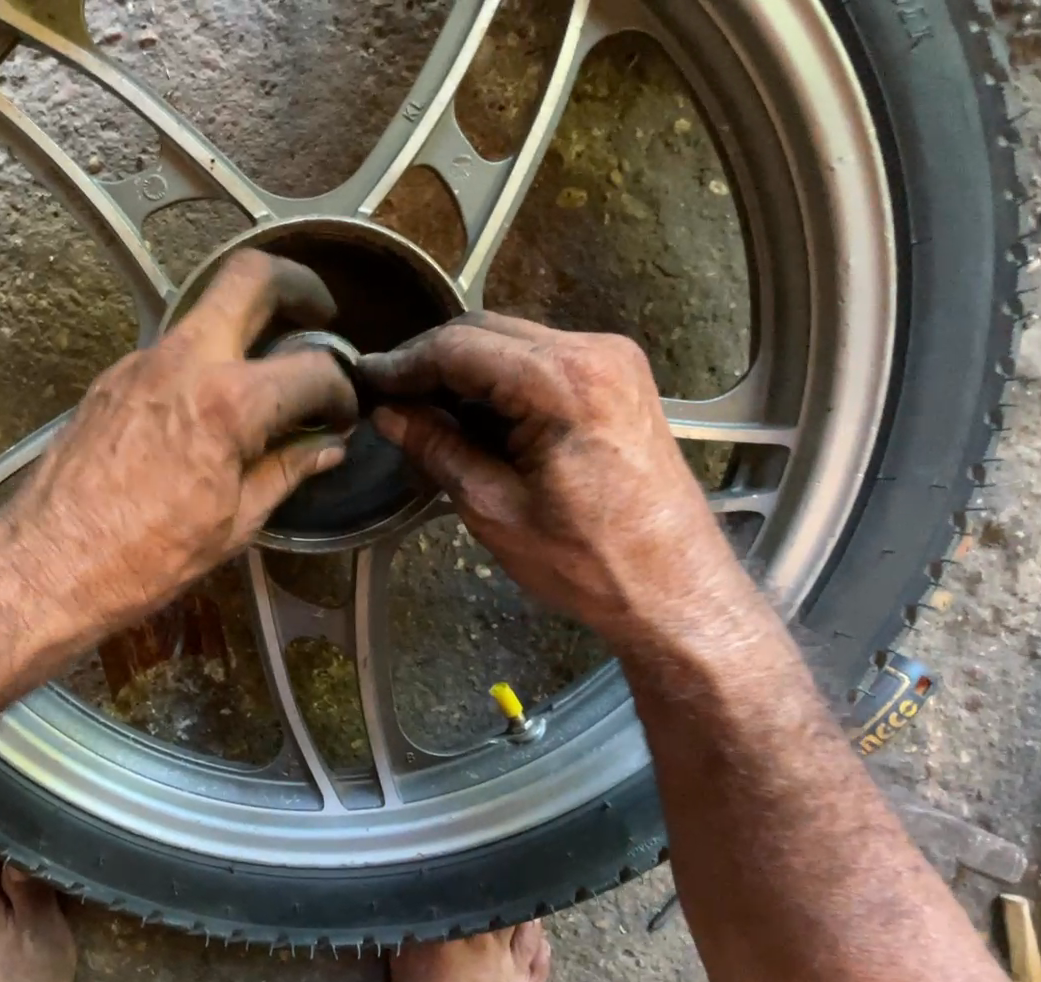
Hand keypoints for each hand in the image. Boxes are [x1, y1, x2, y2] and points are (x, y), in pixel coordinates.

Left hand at [2, 251, 358, 630]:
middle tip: (319, 312)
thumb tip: (326, 448)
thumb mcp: (234, 523)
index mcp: (228, 403)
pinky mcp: (111, 378)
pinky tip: (209, 406)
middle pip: (249, 277)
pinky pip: (171, 349)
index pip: (310, 369)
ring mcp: (140, 362)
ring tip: (266, 371)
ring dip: (245, 324)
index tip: (341, 416)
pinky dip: (204, 360)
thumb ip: (286, 471)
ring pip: (205, 310)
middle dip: (296, 283)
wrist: (48, 562)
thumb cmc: (147, 557)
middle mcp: (184, 361)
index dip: (340, 390)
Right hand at [359, 312, 752, 638]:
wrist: (676, 590)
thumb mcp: (493, 507)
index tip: (364, 381)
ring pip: (510, 343)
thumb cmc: (586, 561)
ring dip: (462, 371)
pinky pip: (539, 361)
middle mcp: (594, 351)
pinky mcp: (618, 379)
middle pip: (485, 332)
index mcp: (563, 382)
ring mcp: (613, 361)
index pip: (460, 347)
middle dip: (429, 362)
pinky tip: (469, 415)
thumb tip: (388, 414)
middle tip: (387, 397)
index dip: (404, 363)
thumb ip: (437, 448)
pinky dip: (497, 381)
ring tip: (420, 411)